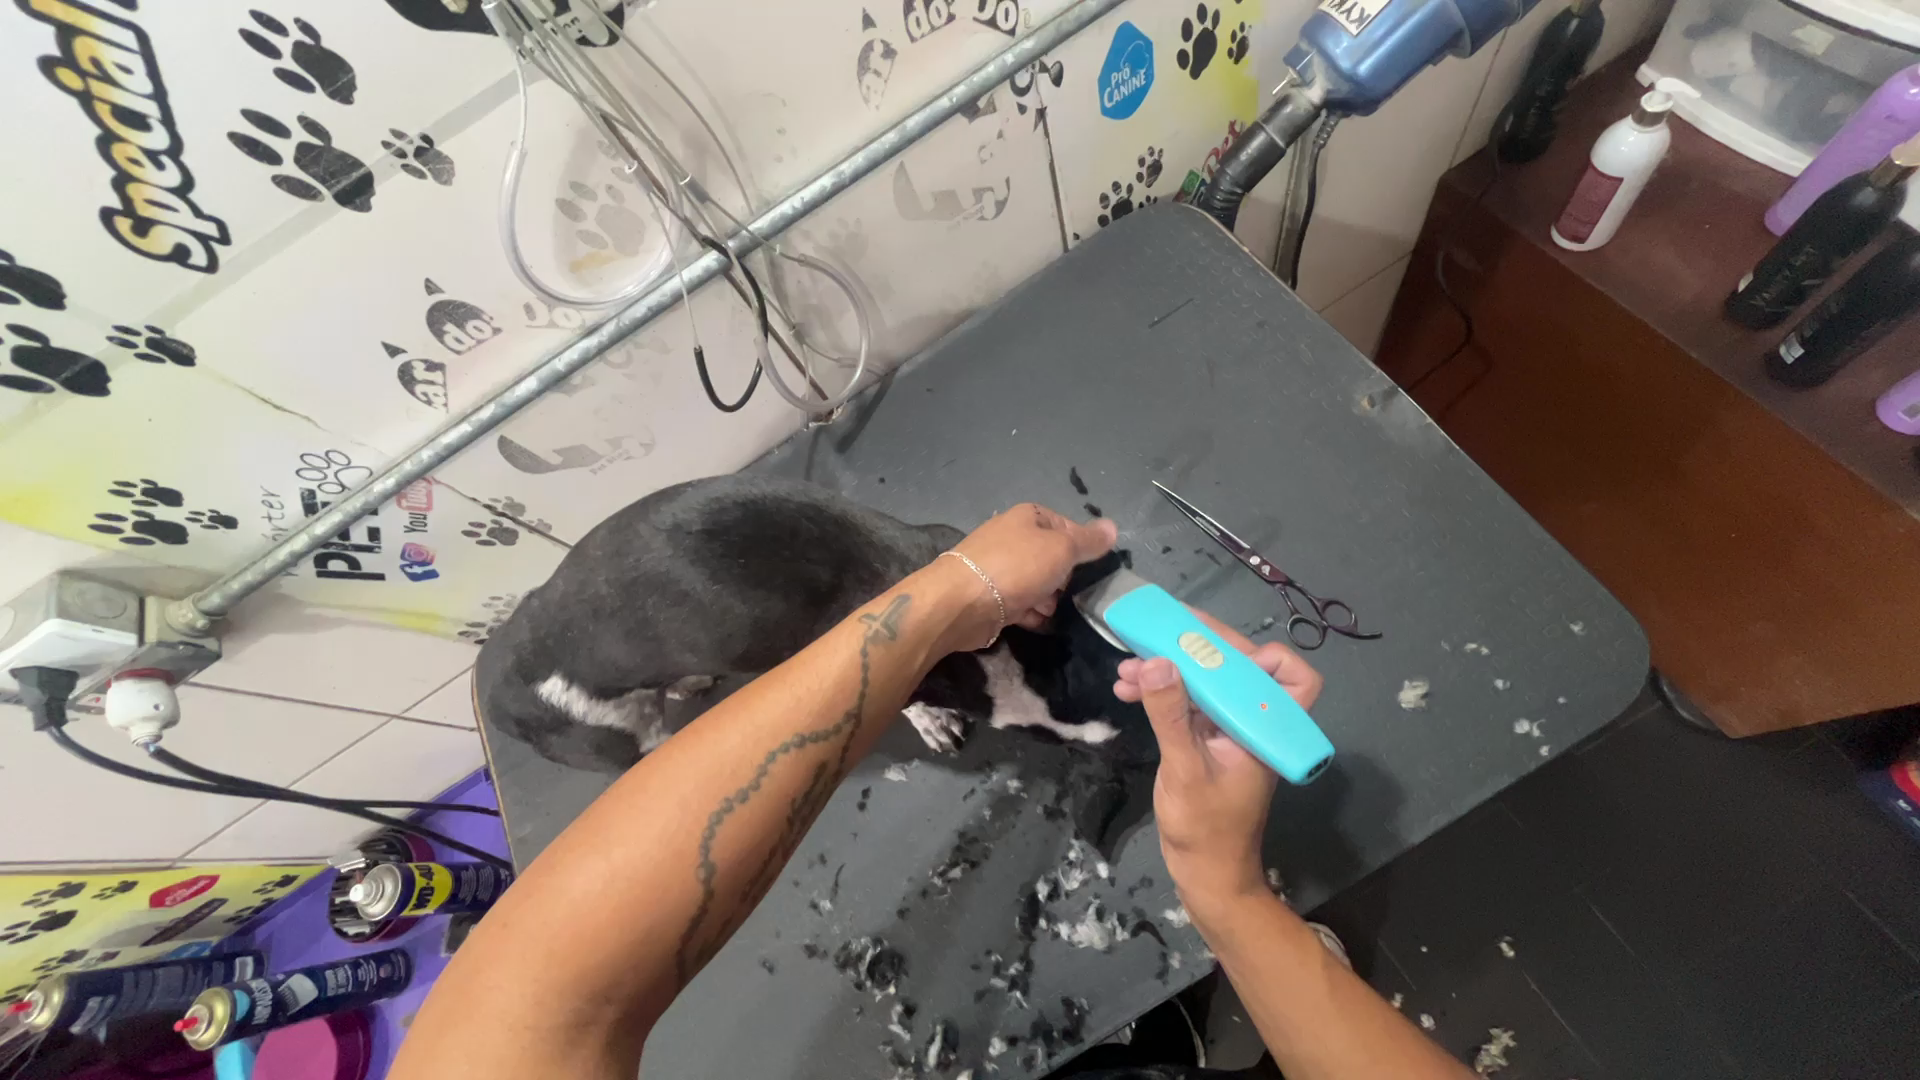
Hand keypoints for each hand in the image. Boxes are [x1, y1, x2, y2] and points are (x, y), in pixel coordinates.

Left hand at [939, 503, 1116, 649]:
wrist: (963, 602)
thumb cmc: (1016, 567)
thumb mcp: (1062, 548)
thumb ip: (1088, 541)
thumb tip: (1112, 526)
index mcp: (1027, 517)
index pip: (1065, 526)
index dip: (1081, 545)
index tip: (1091, 566)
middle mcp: (1011, 537)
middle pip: (1050, 556)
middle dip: (1063, 576)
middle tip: (1068, 591)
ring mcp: (998, 567)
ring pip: (1036, 582)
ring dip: (1047, 598)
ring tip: (1050, 609)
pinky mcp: (990, 596)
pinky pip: (1020, 603)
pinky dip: (1031, 612)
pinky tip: (1038, 622)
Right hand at [1114, 611, 1322, 909]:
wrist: (1203, 874)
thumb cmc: (1206, 828)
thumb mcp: (1185, 768)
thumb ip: (1170, 714)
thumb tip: (1156, 661)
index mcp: (1266, 728)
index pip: (1296, 679)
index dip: (1269, 657)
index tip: (1224, 653)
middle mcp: (1251, 722)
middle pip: (1237, 668)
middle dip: (1197, 648)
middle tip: (1159, 630)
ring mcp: (1226, 729)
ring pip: (1205, 681)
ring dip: (1167, 668)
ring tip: (1127, 665)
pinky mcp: (1203, 737)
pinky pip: (1184, 700)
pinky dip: (1157, 691)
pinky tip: (1125, 688)